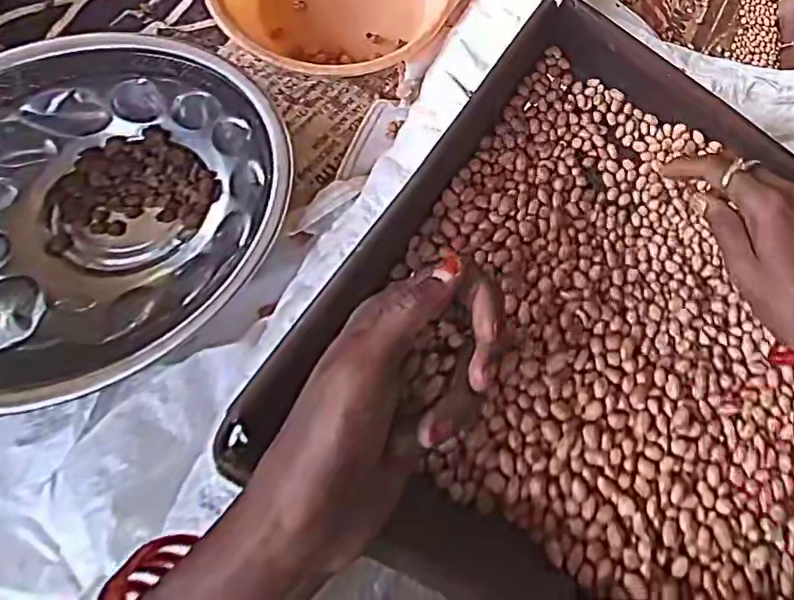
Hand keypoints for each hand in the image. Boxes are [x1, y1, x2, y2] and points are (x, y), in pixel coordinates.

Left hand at [154, 258, 504, 599]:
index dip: (479, 298)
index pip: (450, 278)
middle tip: (477, 380)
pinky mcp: (424, 415)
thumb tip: (452, 268)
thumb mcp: (364, 366)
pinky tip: (423, 441)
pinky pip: (463, 403)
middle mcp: (404, 337)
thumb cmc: (322, 441)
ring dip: (461, 398)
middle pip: (470, 319)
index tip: (488, 335)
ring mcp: (416, 378)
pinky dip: (452, 422)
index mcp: (387, 314)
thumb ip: (408, 311)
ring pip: (470, 364)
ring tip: (430, 428)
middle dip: (480, 351)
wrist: (304, 525)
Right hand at [660, 154, 793, 347]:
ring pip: (761, 174)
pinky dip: (756, 190)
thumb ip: (722, 225)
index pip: (722, 170)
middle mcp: (791, 194)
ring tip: (709, 195)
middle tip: (685, 180)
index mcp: (769, 205)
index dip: (690, 166)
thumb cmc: (785, 306)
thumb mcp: (743, 268)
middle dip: (713, 169)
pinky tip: (742, 209)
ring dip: (735, 180)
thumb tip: (703, 197)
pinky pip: (779, 189)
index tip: (667, 170)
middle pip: (743, 165)